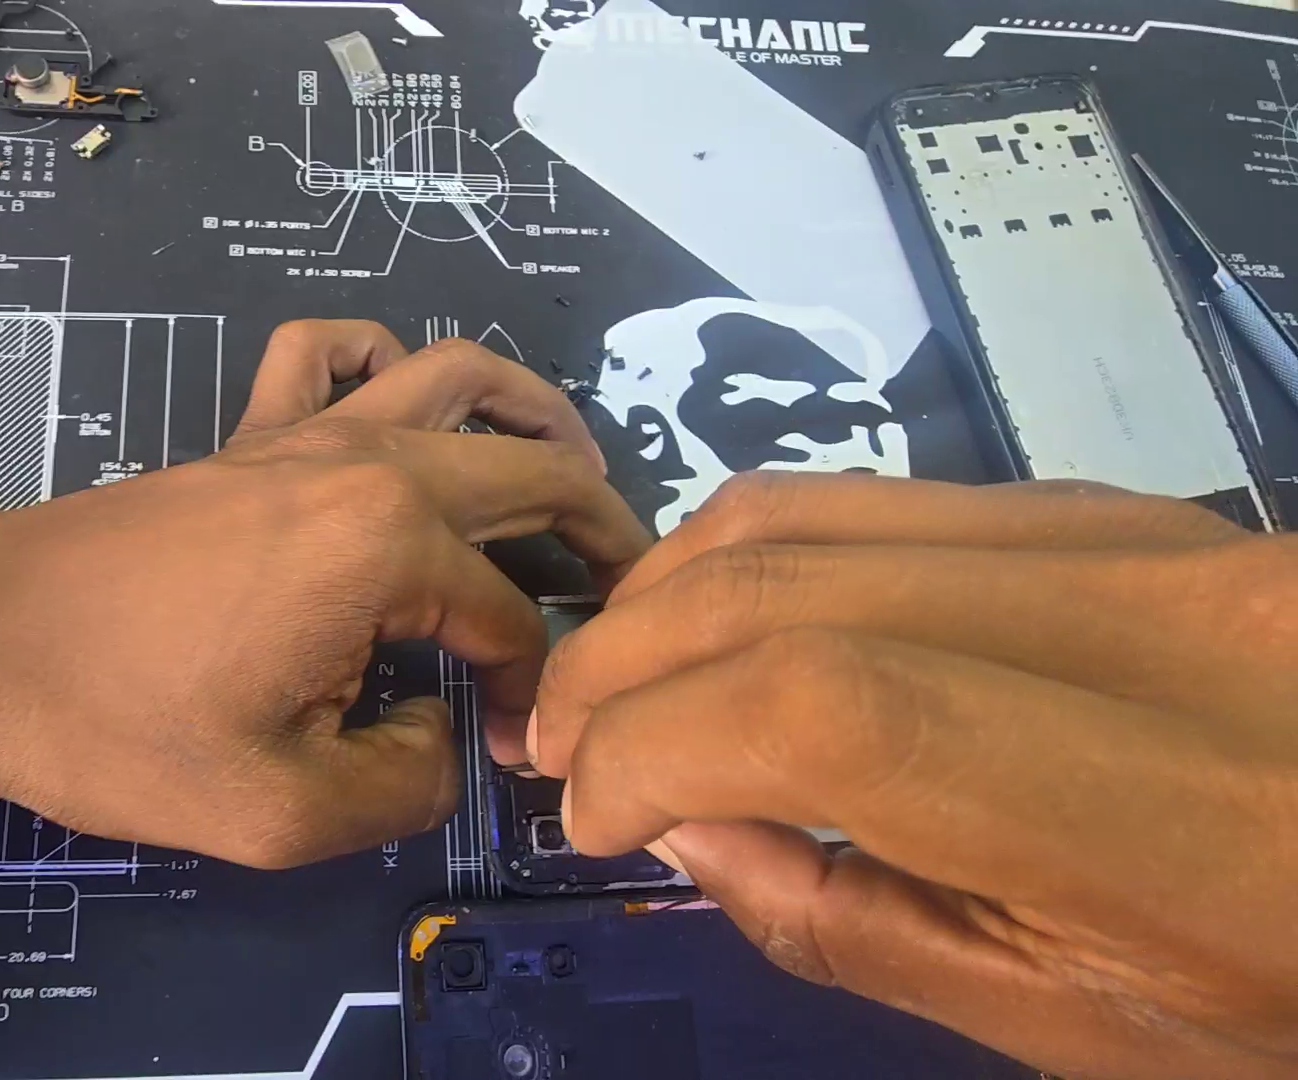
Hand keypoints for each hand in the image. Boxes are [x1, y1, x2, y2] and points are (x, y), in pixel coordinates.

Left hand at [0, 320, 649, 868]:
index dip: (530, 691)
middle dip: (599, 528)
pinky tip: (395, 408)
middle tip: (628, 588)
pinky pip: (327, 353)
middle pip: (528, 470)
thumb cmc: (115, 728)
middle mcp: (369, 459)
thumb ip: (404, 781)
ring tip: (561, 474)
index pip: (509, 620)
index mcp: (388, 543)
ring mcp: (305, 430)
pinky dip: (382, 362)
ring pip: (455, 375)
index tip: (513, 747)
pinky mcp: (250, 432)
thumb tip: (441, 731)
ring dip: (528, 418)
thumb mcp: (280, 812)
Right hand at [529, 472, 1297, 1078]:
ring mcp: (1116, 526)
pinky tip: (685, 618)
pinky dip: (714, 555)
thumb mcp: (1068, 1027)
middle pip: (772, 593)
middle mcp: (1158, 621)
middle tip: (556, 739)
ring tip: (604, 678)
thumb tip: (669, 816)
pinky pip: (831, 493)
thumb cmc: (1292, 998)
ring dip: (644, 602)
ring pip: (780, 519)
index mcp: (1199, 820)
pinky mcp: (1074, 498)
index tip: (594, 816)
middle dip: (615, 668)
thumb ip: (834, 922)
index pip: (824, 714)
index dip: (657, 752)